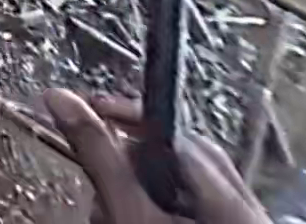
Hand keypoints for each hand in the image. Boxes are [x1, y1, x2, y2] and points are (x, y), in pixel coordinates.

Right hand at [43, 90, 269, 223]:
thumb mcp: (129, 213)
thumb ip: (96, 152)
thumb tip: (57, 95)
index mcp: (233, 203)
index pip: (173, 133)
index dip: (124, 114)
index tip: (81, 109)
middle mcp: (248, 216)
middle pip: (180, 159)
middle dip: (128, 154)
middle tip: (92, 162)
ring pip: (180, 187)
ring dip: (134, 185)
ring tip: (109, 208)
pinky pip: (185, 210)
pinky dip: (148, 207)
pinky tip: (127, 219)